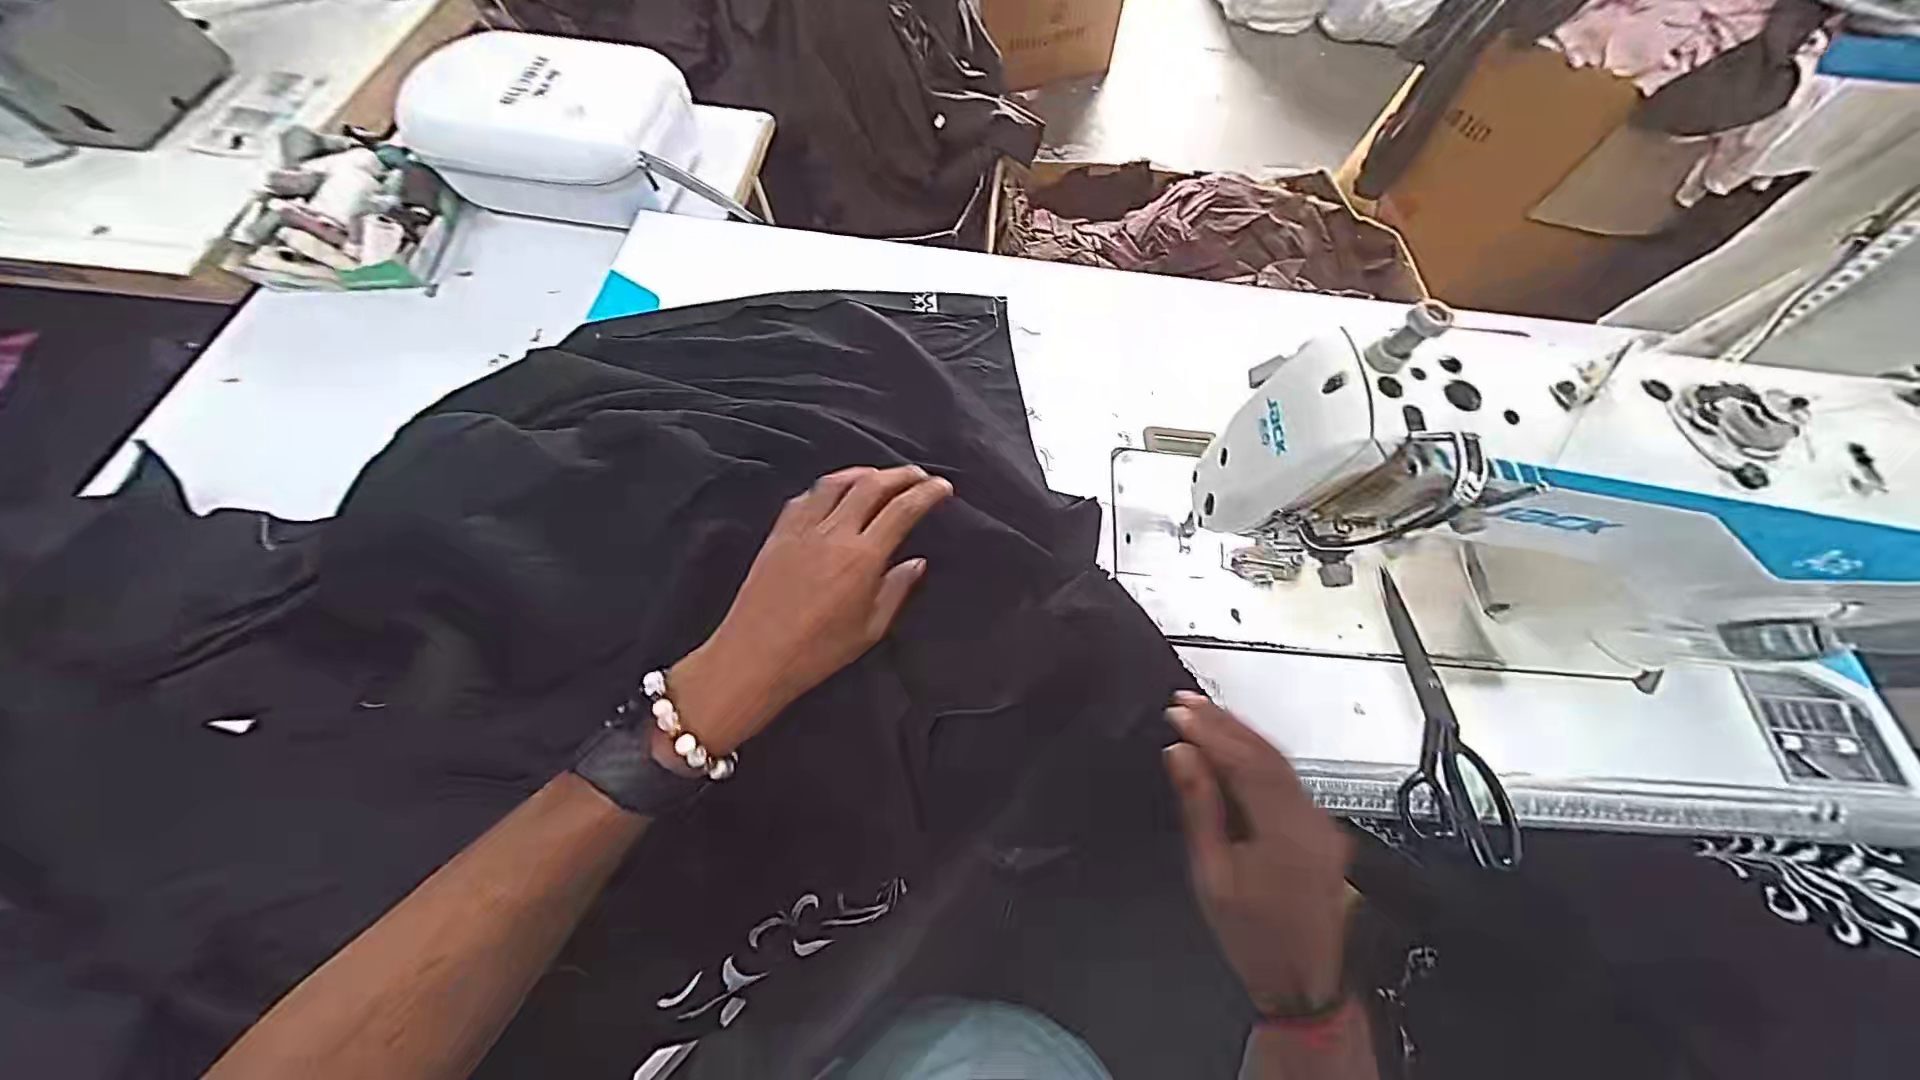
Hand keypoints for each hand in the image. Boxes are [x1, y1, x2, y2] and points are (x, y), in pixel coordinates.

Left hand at [664, 466, 952, 758]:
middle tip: (918, 474)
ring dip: (864, 471)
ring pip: (837, 482)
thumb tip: (916, 564)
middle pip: (872, 485)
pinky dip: (827, 487)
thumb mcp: (870, 629)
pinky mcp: (779, 534)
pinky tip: (834, 492)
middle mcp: (833, 534)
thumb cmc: (817, 651)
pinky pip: (806, 497)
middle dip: (901, 474)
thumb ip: (897, 589)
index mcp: (862, 558)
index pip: (903, 509)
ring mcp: (803, 530)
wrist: (756, 656)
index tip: (942, 487)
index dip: (927, 493)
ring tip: (880, 474)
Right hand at [1164, 691, 1353, 1014]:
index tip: (1178, 713)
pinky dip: (1255, 753)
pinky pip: (1286, 776)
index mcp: (1286, 833)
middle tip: (1186, 701)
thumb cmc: (1254, 935)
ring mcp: (1321, 823)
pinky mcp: (1320, 826)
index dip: (1210, 731)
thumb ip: (1198, 806)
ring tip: (1203, 712)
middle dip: (1223, 722)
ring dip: (1239, 733)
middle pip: (1266, 753)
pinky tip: (1233, 743)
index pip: (1246, 762)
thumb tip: (1181, 755)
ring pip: (1279, 760)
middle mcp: (1313, 822)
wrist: (1301, 980)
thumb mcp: (1211, 872)